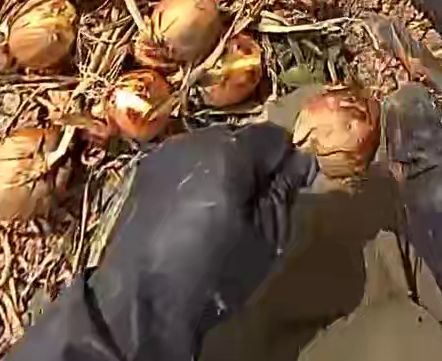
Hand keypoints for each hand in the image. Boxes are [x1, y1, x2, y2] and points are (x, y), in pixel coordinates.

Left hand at [88, 124, 314, 360]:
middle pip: (243, 137)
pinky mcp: (147, 169)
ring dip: (225, 167)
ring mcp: (169, 151)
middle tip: (254, 203)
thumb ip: (286, 190)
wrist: (138, 307)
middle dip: (253, 162)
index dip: (285, 161)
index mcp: (231, 150)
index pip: (276, 135)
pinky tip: (193, 211)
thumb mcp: (267, 238)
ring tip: (222, 209)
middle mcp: (199, 138)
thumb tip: (303, 159)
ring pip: (214, 145)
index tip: (286, 188)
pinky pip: (188, 160)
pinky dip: (198, 176)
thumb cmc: (212, 273)